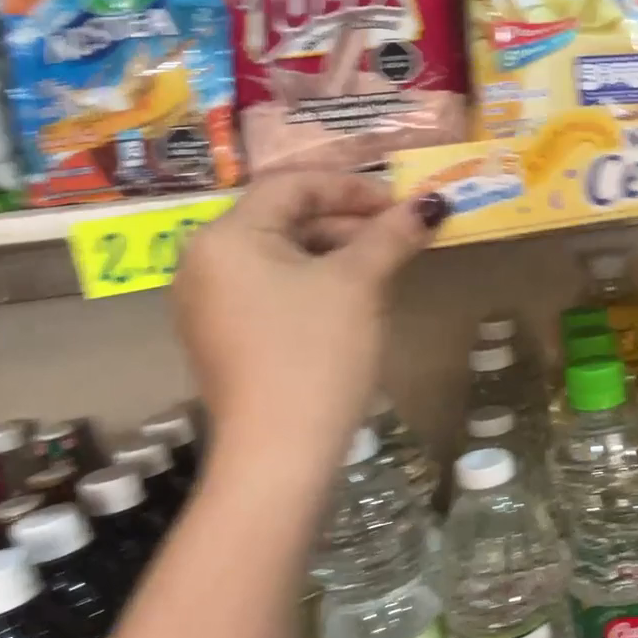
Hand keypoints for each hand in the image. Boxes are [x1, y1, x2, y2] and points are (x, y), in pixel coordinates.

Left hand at [173, 173, 447, 457]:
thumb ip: (391, 236)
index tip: (401, 203)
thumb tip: (432, 204)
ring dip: (335, 254)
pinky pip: (271, 292)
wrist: (280, 452)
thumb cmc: (316, 354)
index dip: (351, 186)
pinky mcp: (225, 340)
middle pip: (283, 220)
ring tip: (384, 270)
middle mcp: (205, 262)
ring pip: (280, 258)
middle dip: (346, 222)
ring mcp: (210, 305)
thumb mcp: (359, 286)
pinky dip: (313, 286)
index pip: (291, 185)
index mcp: (227, 237)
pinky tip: (352, 305)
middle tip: (399, 237)